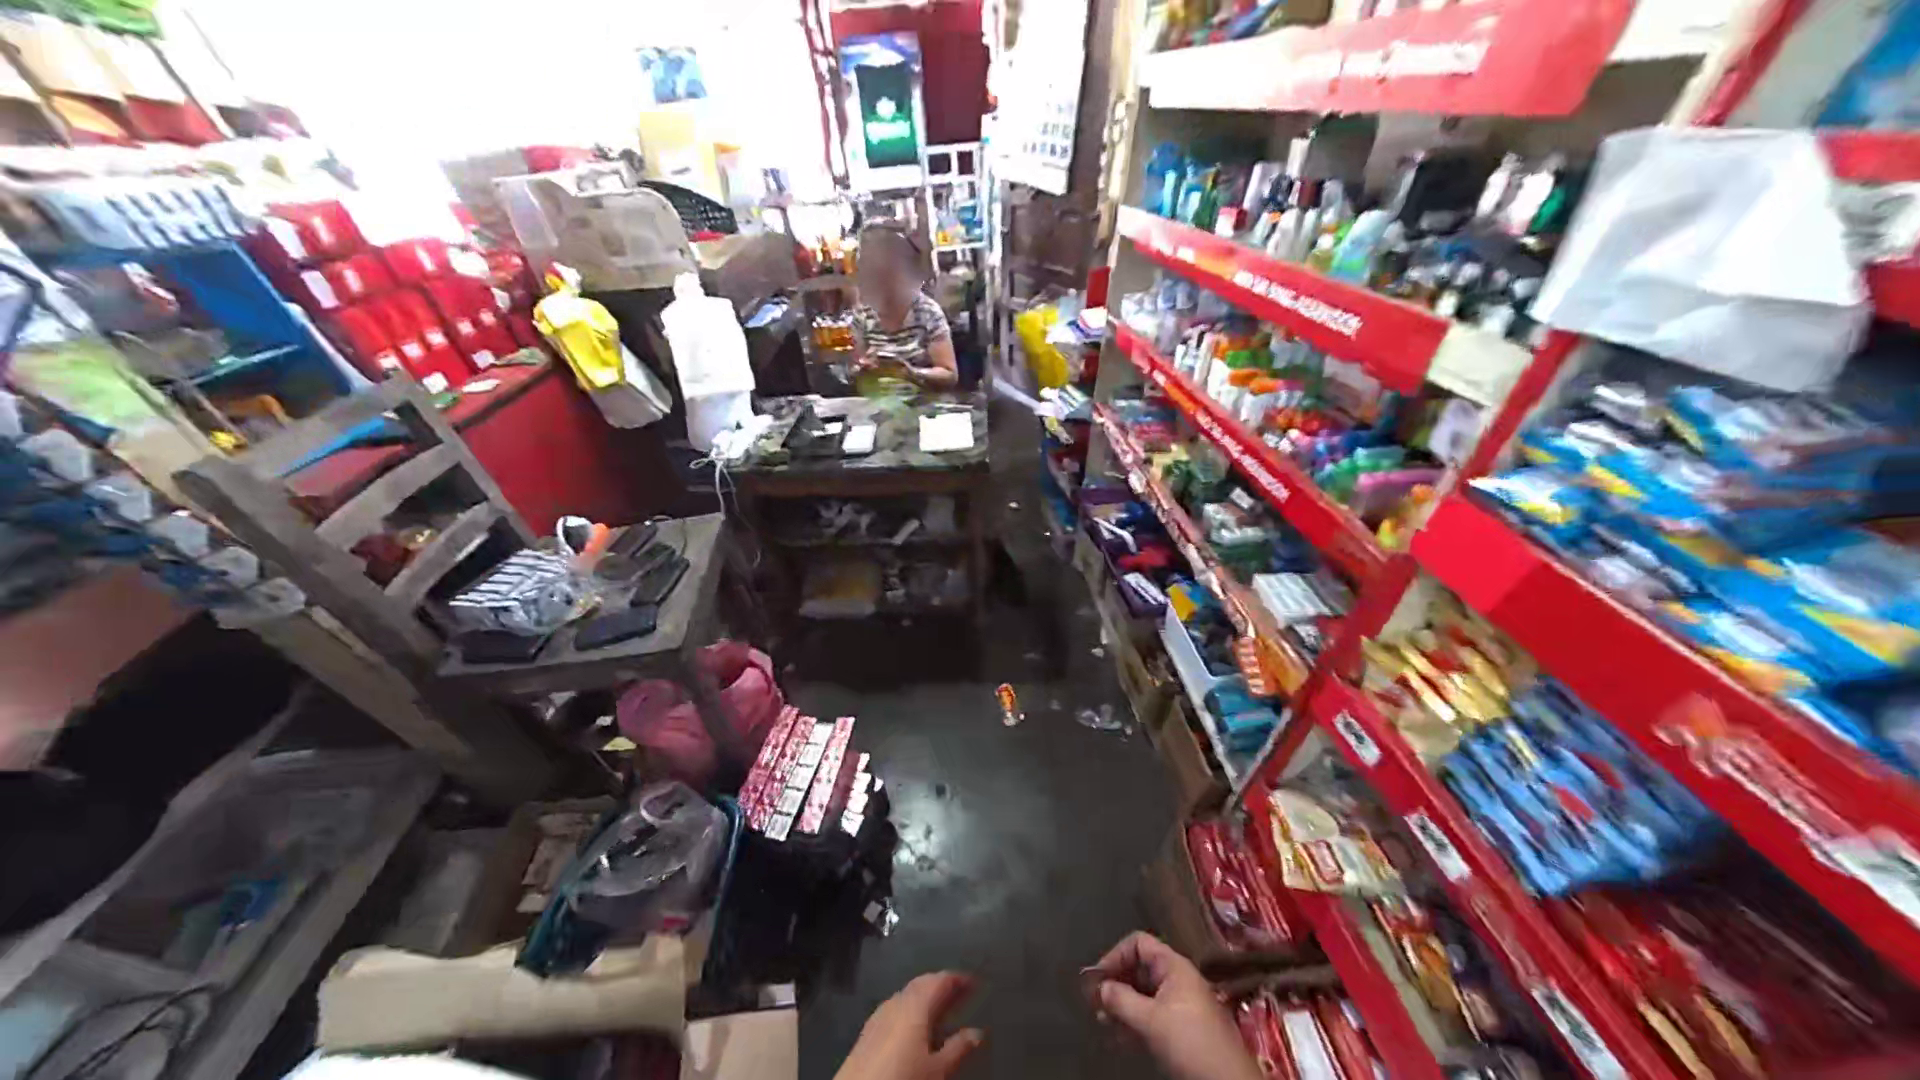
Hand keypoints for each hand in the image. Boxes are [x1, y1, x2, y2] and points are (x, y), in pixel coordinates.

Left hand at [834, 972, 983, 1079]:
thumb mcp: (937, 1070)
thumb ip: (958, 1048)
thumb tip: (977, 1032)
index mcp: (916, 1004)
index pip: (940, 980)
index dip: (958, 979)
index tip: (974, 982)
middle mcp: (897, 1001)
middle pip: (923, 983)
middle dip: (942, 986)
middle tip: (961, 994)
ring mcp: (881, 1013)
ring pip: (908, 995)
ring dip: (927, 997)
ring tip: (943, 1010)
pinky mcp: (870, 1029)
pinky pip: (896, 1008)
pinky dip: (912, 1009)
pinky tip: (917, 1027)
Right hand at [1086, 933, 1263, 1079]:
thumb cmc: (1190, 1043)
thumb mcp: (1151, 1021)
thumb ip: (1122, 1000)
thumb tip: (1100, 986)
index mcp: (1174, 966)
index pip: (1138, 943)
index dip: (1115, 955)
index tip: (1097, 978)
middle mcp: (1178, 979)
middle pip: (1139, 969)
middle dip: (1116, 983)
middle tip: (1094, 1003)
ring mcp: (1182, 1004)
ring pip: (1144, 995)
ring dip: (1122, 1005)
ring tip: (1102, 1022)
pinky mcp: (1183, 1029)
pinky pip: (1152, 1015)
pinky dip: (1134, 1022)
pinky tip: (1119, 1038)